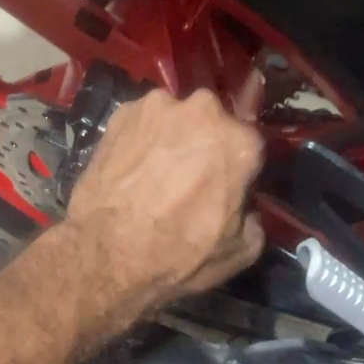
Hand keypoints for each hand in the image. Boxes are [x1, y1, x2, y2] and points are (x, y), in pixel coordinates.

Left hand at [61, 87, 265, 309]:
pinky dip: (144, 144)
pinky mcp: (122, 112)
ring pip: (178, 122)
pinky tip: (134, 174)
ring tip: (158, 181)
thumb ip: (255, 219)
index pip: (251, 149)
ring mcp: (158, 106)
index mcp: (239, 143)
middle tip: (192, 185)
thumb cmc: (179, 258)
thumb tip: (245, 207)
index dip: (241, 173)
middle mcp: (203, 110)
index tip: (230, 192)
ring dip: (175, 143)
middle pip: (214, 126)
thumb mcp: (240, 253)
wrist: (107, 257)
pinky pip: (144, 126)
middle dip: (209, 149)